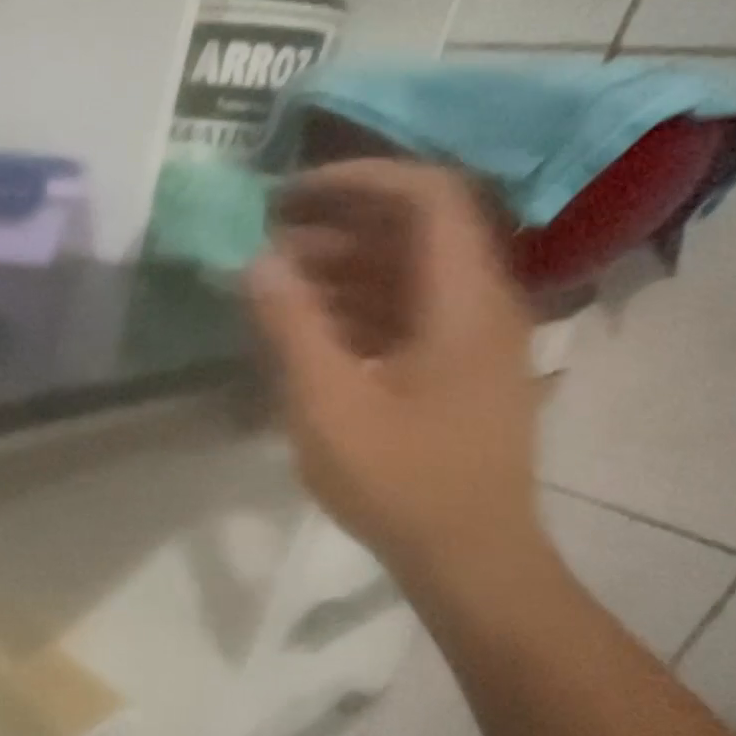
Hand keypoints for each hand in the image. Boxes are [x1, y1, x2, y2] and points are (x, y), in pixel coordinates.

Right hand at [246, 161, 543, 581]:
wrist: (468, 557)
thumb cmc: (399, 481)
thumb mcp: (327, 404)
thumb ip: (290, 325)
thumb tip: (255, 260)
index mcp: (462, 302)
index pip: (426, 196)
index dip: (356, 179)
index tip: (285, 194)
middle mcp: (480, 304)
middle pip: (413, 232)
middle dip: (333, 229)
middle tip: (260, 248)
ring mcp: (471, 340)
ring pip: (406, 275)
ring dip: (338, 270)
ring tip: (269, 289)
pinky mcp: (456, 371)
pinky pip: (404, 313)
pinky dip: (352, 308)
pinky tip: (301, 331)